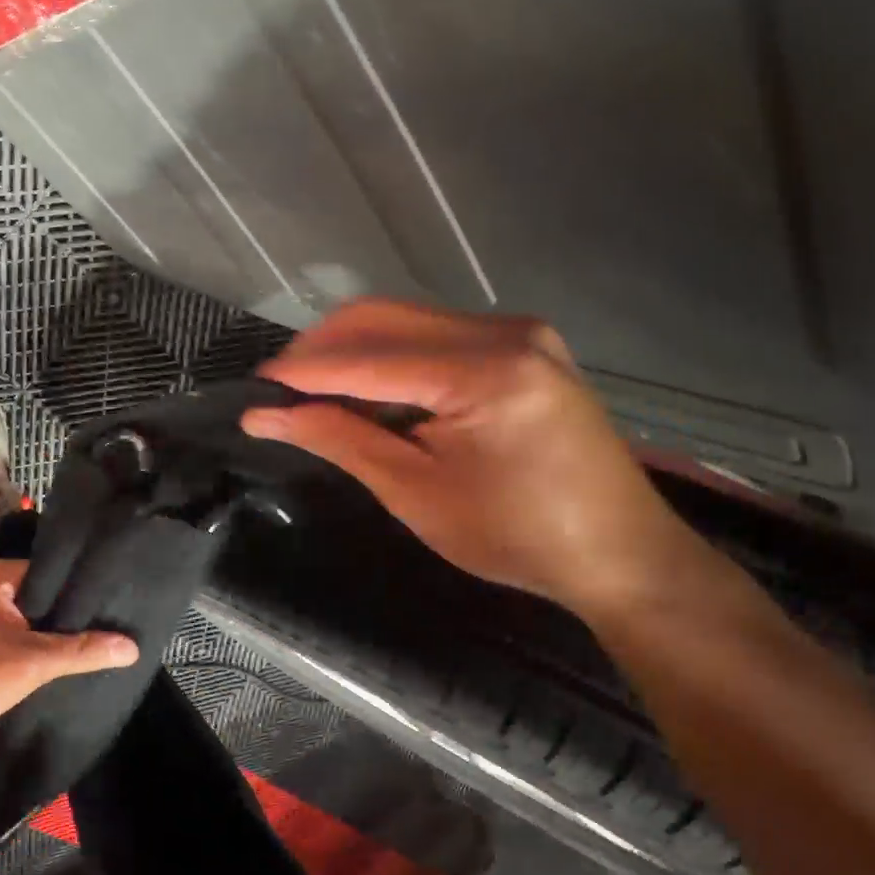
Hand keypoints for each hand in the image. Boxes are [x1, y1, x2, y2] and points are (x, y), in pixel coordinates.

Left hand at [0, 558, 139, 743]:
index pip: (50, 569)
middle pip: (38, 590)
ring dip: (49, 625)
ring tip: (93, 634)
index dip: (80, 586)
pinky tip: (56, 650)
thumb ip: (82, 651)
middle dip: (67, 608)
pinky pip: (11, 625)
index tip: (113, 598)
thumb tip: (133, 646)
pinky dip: (31, 636)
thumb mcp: (33, 663)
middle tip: (112, 618)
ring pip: (25, 611)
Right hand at [241, 299, 700, 612]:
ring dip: (350, 350)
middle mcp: (505, 334)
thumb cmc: (515, 535)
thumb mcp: (412, 491)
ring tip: (313, 392)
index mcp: (485, 373)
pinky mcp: (523, 346)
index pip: (365, 360)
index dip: (301, 372)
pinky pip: (433, 334)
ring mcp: (519, 334)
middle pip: (381, 319)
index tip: (252, 388)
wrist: (622, 555)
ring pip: (404, 320)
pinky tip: (365, 390)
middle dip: (320, 350)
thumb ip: (336, 439)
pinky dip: (387, 356)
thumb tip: (263, 416)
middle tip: (278, 390)